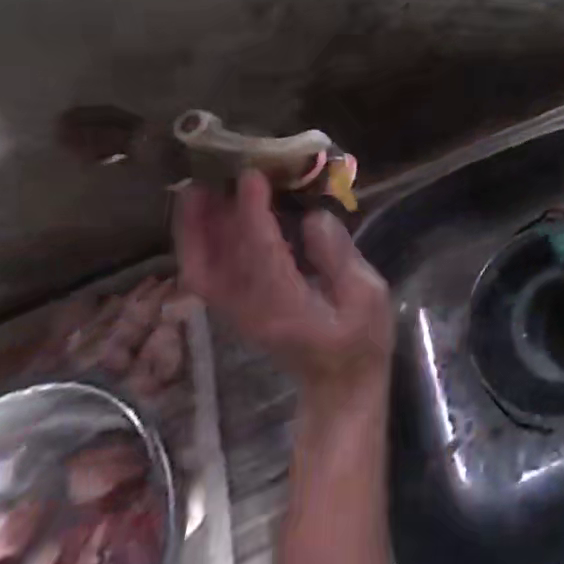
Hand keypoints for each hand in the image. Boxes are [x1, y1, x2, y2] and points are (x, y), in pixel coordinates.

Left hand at [174, 169, 394, 394]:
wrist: (340, 386)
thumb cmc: (361, 340)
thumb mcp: (368, 295)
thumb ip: (340, 256)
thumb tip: (313, 217)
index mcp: (286, 306)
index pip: (260, 253)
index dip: (252, 213)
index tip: (252, 176)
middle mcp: (251, 312)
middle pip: (210, 265)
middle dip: (201, 223)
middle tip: (202, 180)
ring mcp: (240, 315)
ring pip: (202, 271)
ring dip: (195, 232)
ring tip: (199, 192)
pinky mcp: (240, 313)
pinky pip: (210, 277)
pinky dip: (202, 247)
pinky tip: (213, 221)